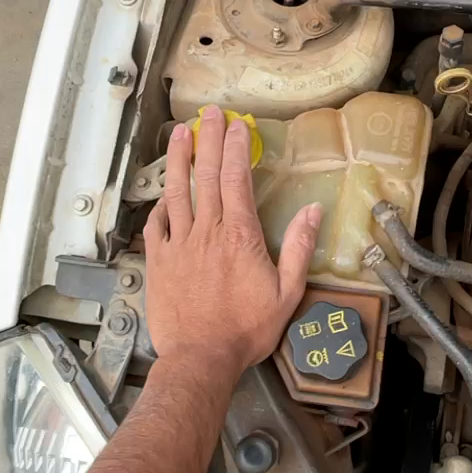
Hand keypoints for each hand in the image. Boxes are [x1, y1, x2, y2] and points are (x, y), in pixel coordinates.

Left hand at [144, 106, 322, 389]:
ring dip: (178, 160)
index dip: (236, 149)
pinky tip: (163, 194)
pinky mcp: (158, 261)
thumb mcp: (287, 293)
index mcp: (239, 236)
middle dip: (208, 140)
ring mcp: (178, 244)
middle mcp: (206, 232)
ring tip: (179, 135)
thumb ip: (298, 248)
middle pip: (206, 176)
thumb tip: (314, 211)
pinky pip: (157, 225)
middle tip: (208, 114)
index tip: (238, 125)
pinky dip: (161, 205)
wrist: (200, 358)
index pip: (236, 180)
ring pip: (176, 192)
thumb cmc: (246, 329)